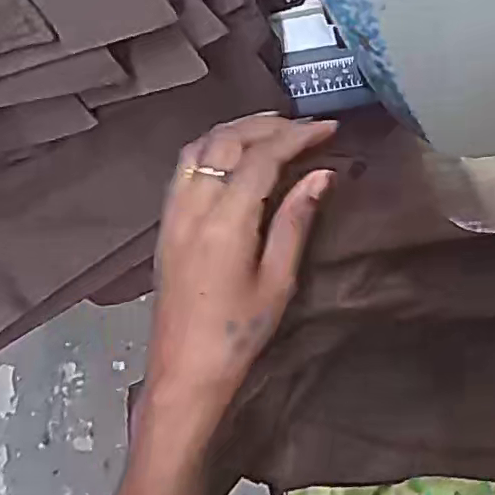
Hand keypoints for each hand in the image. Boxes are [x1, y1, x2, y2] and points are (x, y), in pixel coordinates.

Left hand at [141, 114, 337, 447]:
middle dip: (268, 125)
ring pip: (200, 147)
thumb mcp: (279, 279)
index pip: (261, 158)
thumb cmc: (240, 332)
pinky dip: (213, 145)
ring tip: (272, 127)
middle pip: (226, 142)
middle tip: (304, 126)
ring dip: (236, 129)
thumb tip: (321, 176)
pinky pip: (185, 165)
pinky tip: (233, 152)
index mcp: (225, 223)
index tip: (328, 128)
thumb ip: (296, 220)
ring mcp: (173, 213)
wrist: (185, 369)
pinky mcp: (166, 222)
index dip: (297, 136)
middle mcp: (193, 207)